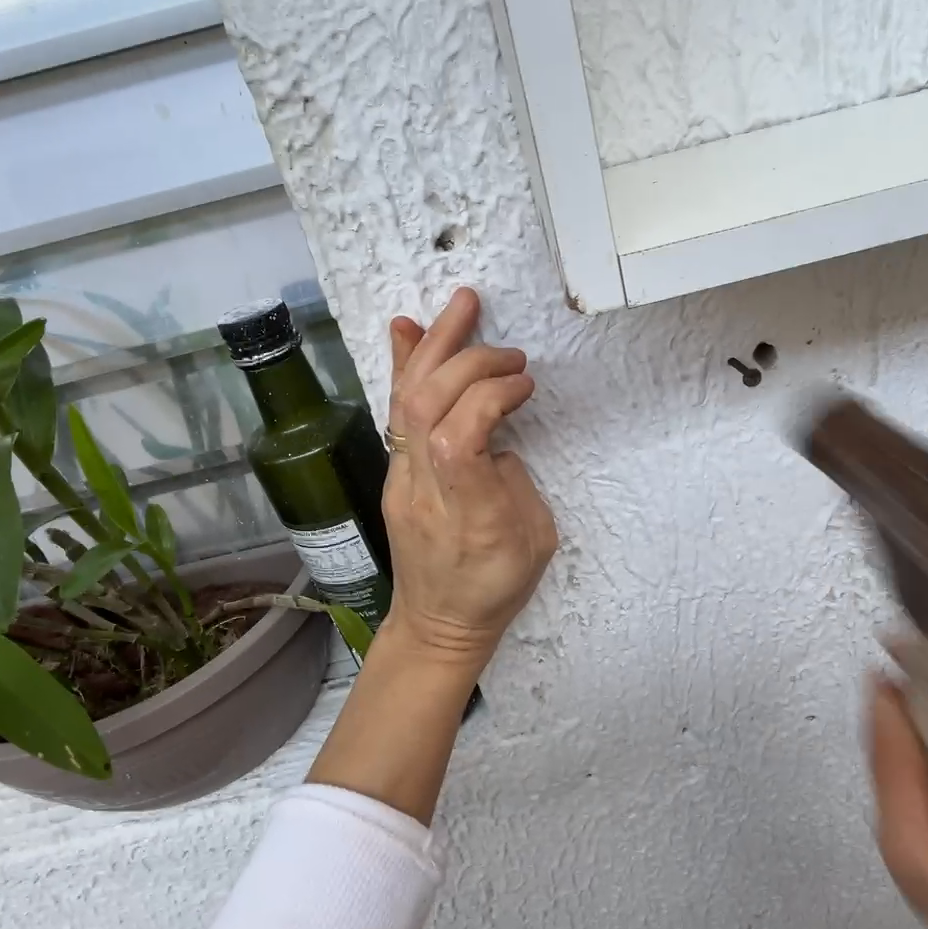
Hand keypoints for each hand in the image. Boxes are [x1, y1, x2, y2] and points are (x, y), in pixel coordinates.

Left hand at [382, 287, 556, 663]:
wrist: (437, 624)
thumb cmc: (495, 588)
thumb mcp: (534, 540)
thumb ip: (514, 478)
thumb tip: (493, 432)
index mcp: (468, 516)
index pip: (458, 437)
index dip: (490, 395)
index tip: (524, 384)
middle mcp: (424, 492)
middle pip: (425, 407)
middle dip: (467, 359)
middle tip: (509, 349)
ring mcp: (400, 482)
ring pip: (403, 402)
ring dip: (432, 346)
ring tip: (461, 304)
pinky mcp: (392, 473)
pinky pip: (395, 413)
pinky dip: (402, 366)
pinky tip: (407, 329)